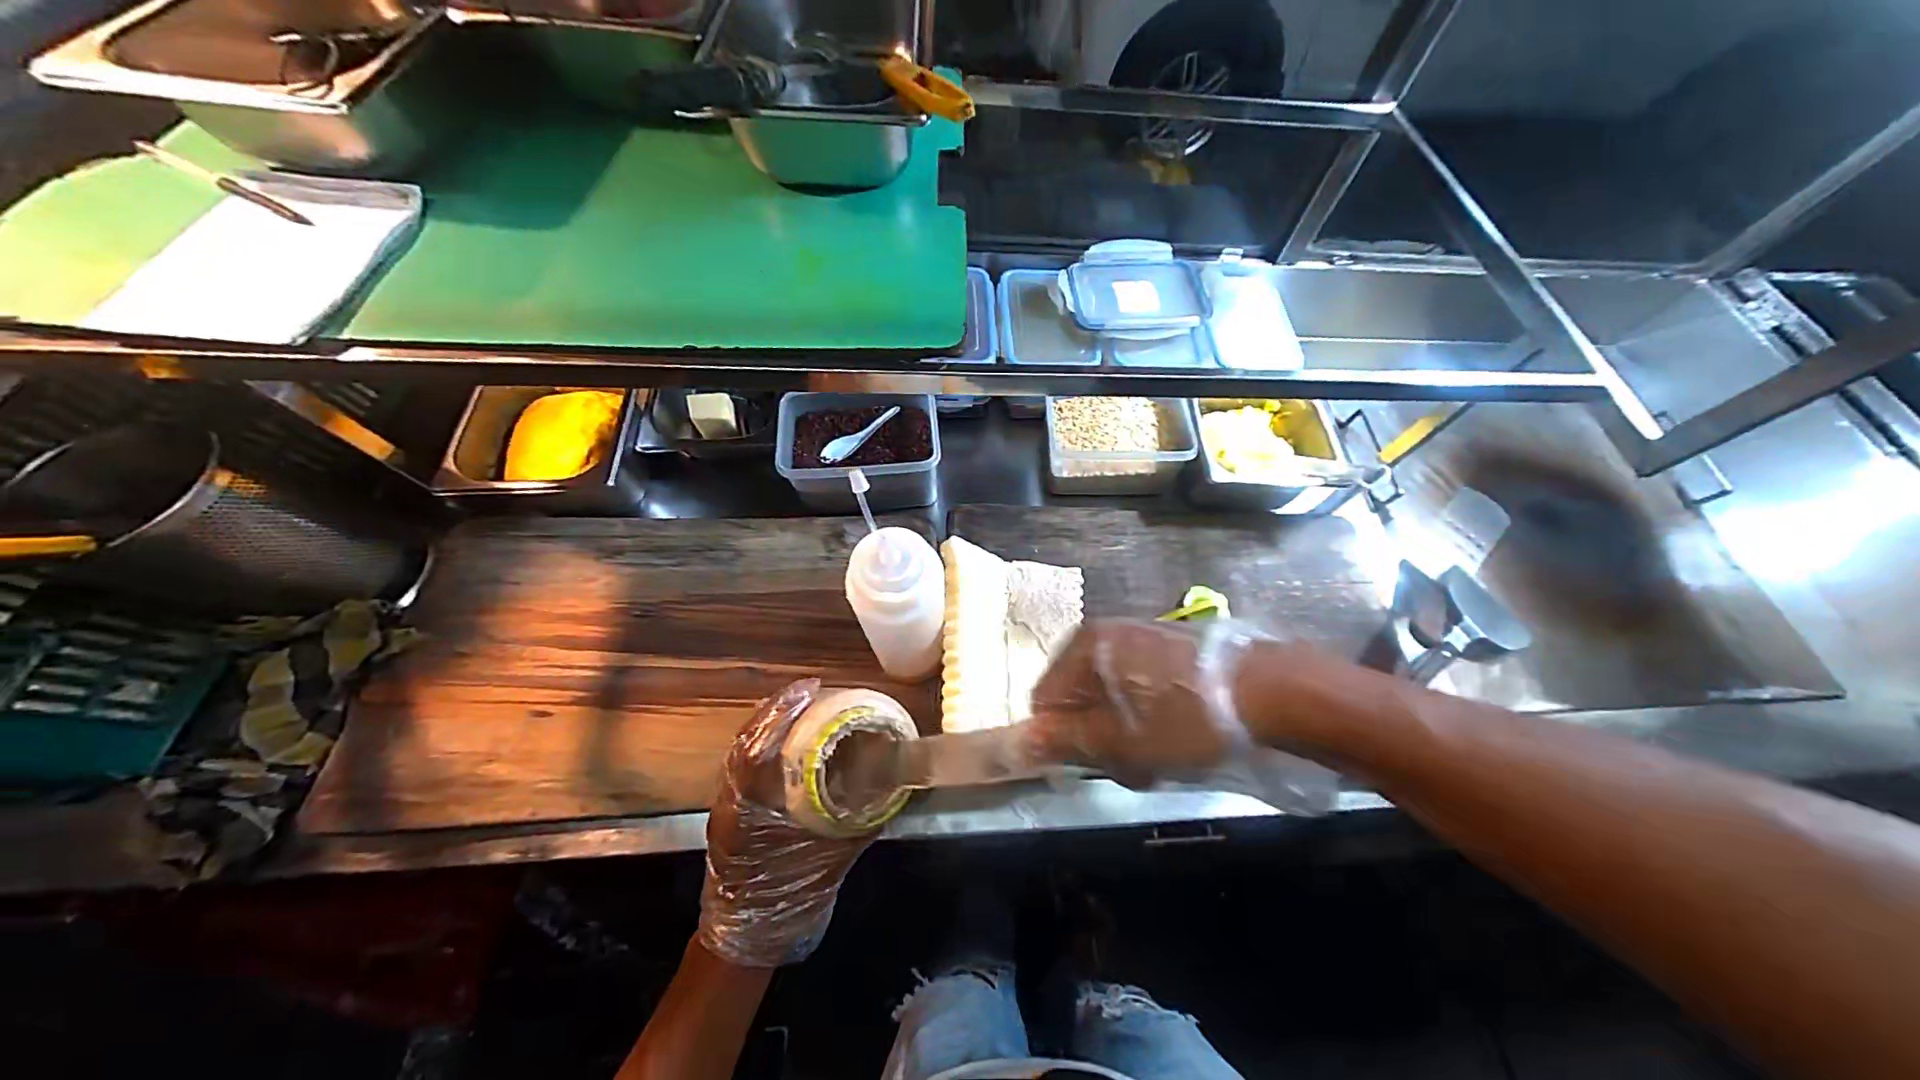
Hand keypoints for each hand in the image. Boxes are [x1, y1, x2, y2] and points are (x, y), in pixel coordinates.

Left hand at [697, 679, 873, 967]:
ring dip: (776, 720)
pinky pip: (750, 760)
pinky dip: (772, 740)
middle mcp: (731, 798)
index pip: (756, 747)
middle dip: (781, 708)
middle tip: (816, 689)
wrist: (749, 934)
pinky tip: (796, 734)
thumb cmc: (787, 899)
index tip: (811, 689)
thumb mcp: (829, 861)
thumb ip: (859, 821)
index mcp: (746, 811)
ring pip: (747, 745)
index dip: (781, 713)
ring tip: (809, 703)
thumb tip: (896, 787)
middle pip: (749, 737)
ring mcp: (727, 800)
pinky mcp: (731, 804)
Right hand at [1028, 618, 1264, 786]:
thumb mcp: (1120, 742)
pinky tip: (1181, 736)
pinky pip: (1142, 688)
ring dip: (1126, 732)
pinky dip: (1150, 716)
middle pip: (1079, 697)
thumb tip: (1016, 744)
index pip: (1045, 700)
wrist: (1274, 692)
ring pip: (1112, 697)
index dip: (1063, 740)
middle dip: (1098, 737)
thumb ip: (1063, 741)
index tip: (1095, 765)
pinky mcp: (1173, 650)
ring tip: (1161, 757)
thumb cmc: (1187, 720)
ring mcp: (1144, 639)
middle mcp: (1109, 633)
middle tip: (1132, 766)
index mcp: (1086, 647)